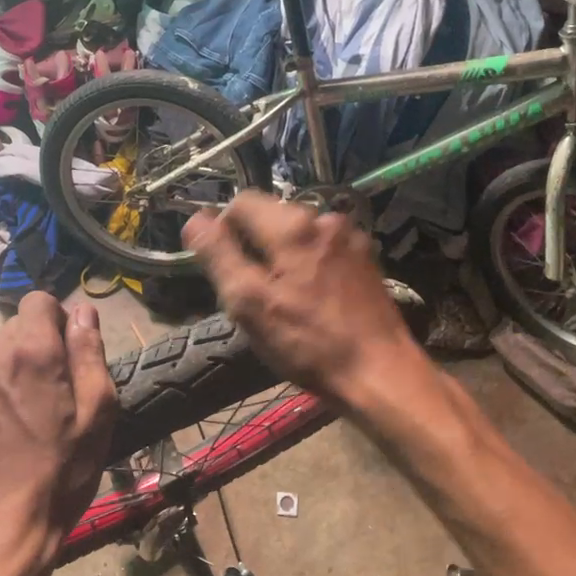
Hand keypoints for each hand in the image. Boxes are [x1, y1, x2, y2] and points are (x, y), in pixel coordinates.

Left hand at [0, 293, 117, 575]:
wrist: (0, 535)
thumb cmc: (61, 476)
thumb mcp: (97, 414)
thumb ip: (90, 352)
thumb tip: (83, 312)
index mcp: (30, 352)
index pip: (39, 300)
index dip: (60, 320)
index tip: (71, 355)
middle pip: (17, 325)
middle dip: (39, 344)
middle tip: (56, 391)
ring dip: (14, 366)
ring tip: (29, 412)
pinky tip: (5, 428)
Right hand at [183, 192, 420, 403]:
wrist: (380, 373)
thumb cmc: (309, 343)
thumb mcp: (249, 303)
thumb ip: (219, 255)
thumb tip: (195, 219)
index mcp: (294, 225)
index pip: (242, 202)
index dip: (222, 228)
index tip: (222, 266)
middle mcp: (325, 218)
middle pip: (272, 217)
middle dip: (254, 246)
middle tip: (250, 292)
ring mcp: (351, 238)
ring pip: (299, 235)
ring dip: (282, 257)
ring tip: (282, 300)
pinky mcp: (367, 260)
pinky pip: (323, 250)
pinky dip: (309, 266)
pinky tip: (312, 301)